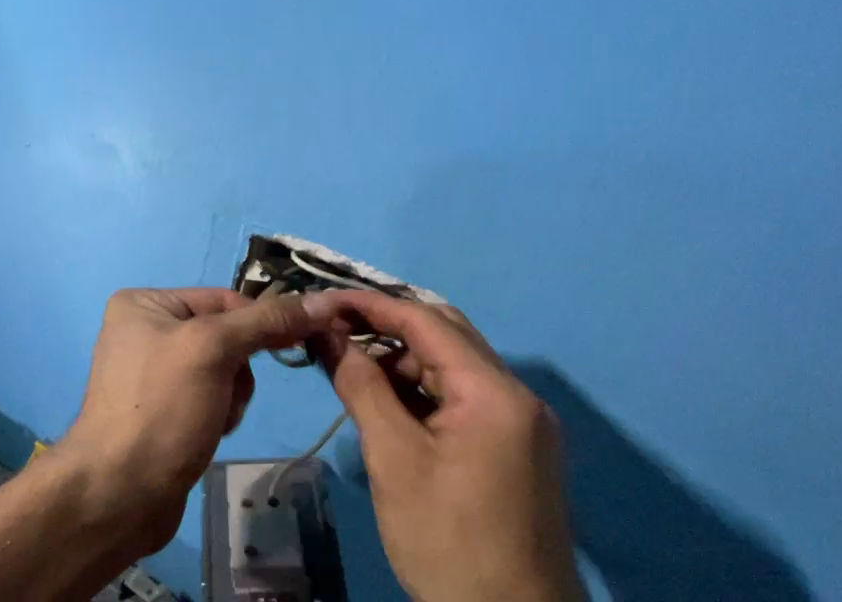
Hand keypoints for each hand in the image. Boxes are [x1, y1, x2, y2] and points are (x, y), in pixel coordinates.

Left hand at [56, 287, 331, 555]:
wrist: (122, 491)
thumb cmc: (162, 407)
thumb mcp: (213, 350)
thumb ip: (265, 322)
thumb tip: (322, 301)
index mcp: (144, 303)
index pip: (224, 299)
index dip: (261, 322)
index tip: (296, 346)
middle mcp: (144, 329)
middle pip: (225, 335)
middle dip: (239, 368)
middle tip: (227, 394)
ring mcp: (152, 371)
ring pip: (224, 370)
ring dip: (232, 395)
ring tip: (215, 418)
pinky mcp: (163, 409)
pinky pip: (210, 397)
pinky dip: (220, 413)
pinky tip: (208, 433)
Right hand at [310, 291, 583, 601]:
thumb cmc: (448, 541)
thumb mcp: (393, 458)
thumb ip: (360, 384)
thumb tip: (324, 332)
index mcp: (495, 393)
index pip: (425, 321)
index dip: (369, 304)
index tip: (319, 301)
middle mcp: (517, 396)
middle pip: (445, 334)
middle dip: (384, 326)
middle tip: (330, 330)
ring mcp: (521, 424)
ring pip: (452, 365)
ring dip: (401, 358)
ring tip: (346, 364)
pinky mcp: (515, 447)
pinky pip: (462, 396)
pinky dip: (421, 388)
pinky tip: (383, 399)